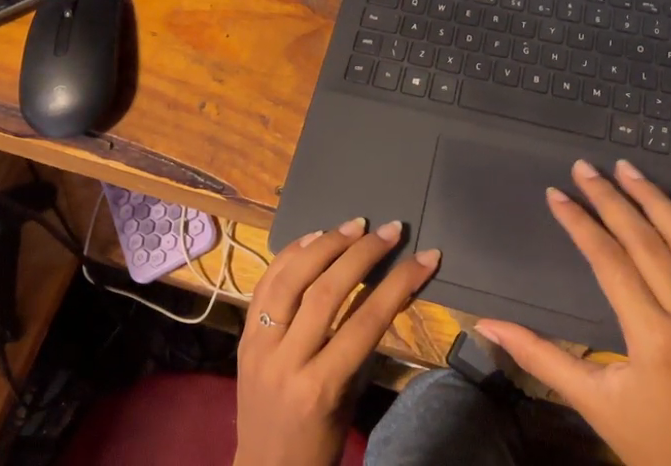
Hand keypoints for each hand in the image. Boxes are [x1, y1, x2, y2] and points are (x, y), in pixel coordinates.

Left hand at [234, 217, 440, 465]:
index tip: (427, 257)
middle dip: (363, 254)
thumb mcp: (350, 397)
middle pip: (327, 291)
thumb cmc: (320, 443)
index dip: (400, 283)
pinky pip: (265, 285)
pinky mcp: (243, 335)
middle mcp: (286, 360)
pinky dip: (290, 256)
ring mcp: (258, 345)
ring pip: (291, 279)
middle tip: (390, 231)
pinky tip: (314, 238)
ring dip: (325, 245)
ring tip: (354, 226)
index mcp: (321, 385)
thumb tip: (392, 288)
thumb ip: (365, 343)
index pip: (367, 320)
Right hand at [475, 160, 670, 465]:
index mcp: (652, 336)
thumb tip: (487, 326)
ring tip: (629, 169)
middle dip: (613, 200)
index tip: (556, 195)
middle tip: (584, 168)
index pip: (612, 262)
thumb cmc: (653, 447)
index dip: (581, 224)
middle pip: (648, 241)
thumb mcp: (593, 405)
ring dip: (657, 201)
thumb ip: (541, 359)